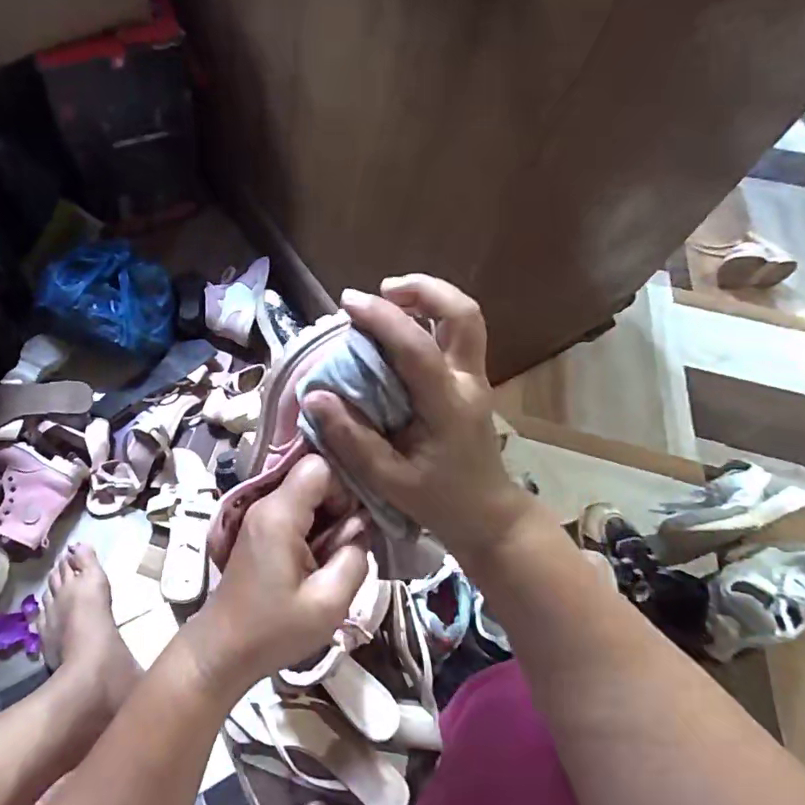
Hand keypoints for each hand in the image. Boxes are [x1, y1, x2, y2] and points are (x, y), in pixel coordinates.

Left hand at [182, 454, 369, 689]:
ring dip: (329, 516)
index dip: (345, 486)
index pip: (319, 465)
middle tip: (351, 541)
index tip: (357, 520)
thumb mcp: (328, 603)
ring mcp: (260, 516)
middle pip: (313, 476)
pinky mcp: (261, 530)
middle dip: (340, 502)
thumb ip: (355, 559)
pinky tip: (321, 557)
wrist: (223, 650)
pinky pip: (296, 510)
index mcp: (279, 515)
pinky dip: (315, 526)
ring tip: (338, 553)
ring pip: (307, 493)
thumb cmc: (274, 630)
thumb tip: (363, 532)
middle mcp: (266, 505)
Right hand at [305, 275, 551, 562]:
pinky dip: (428, 318)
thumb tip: (316, 397)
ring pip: (464, 318)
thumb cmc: (440, 501)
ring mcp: (475, 378)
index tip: (348, 302)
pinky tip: (399, 330)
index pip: (418, 347)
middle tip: (382, 290)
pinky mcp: (471, 381)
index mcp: (448, 405)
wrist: (488, 515)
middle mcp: (468, 381)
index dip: (383, 318)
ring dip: (428, 299)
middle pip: (464, 313)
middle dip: (424, 289)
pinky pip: (455, 334)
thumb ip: (352, 439)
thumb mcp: (390, 480)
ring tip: (387, 302)